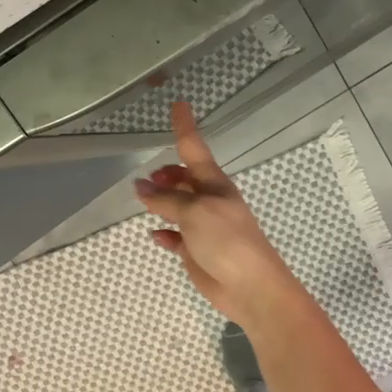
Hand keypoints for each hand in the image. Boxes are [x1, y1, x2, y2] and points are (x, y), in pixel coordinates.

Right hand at [137, 102, 300, 323]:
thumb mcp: (195, 212)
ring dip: (163, 202)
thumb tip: (141, 188)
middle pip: (186, 180)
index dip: (185, 127)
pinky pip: (177, 238)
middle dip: (169, 173)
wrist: (250, 287)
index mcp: (215, 185)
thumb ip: (167, 199)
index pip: (195, 149)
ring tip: (142, 199)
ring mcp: (205, 229)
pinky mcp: (198, 254)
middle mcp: (211, 203)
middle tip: (149, 176)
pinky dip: (166, 234)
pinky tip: (155, 235)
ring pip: (179, 209)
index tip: (180, 103)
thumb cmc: (228, 241)